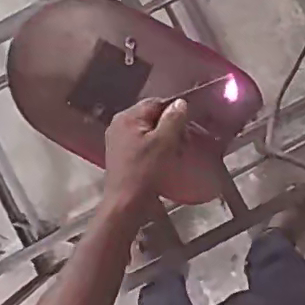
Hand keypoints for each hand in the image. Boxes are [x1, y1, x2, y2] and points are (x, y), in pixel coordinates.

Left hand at [100, 97, 190, 218]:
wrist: (126, 202)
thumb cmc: (145, 171)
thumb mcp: (164, 142)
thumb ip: (173, 119)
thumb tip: (181, 102)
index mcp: (127, 117)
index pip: (155, 103)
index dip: (174, 112)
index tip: (187, 125)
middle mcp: (119, 124)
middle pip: (151, 116)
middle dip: (169, 126)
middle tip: (183, 140)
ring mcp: (117, 140)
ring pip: (147, 130)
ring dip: (163, 138)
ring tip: (175, 151)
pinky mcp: (120, 154)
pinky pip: (142, 142)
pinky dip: (154, 147)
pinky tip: (163, 159)